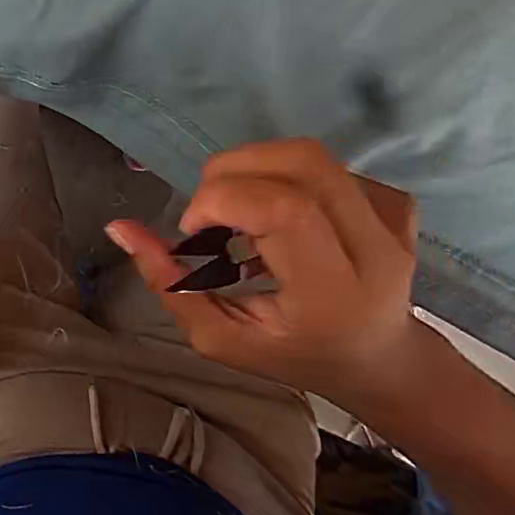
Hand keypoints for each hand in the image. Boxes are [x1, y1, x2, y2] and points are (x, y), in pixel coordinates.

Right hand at [105, 140, 420, 403]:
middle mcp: (374, 249)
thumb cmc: (293, 354)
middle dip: (233, 168)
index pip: (283, 209)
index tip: (194, 227)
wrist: (379, 359)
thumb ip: (168, 283)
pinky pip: (323, 165)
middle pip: (301, 163)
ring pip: (310, 155)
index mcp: (332, 292)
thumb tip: (119, 227)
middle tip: (209, 208)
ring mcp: (393, 220)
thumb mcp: (219, 336)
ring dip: (253, 168)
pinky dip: (282, 177)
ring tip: (239, 210)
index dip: (223, 199)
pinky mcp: (395, 201)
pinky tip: (278, 214)